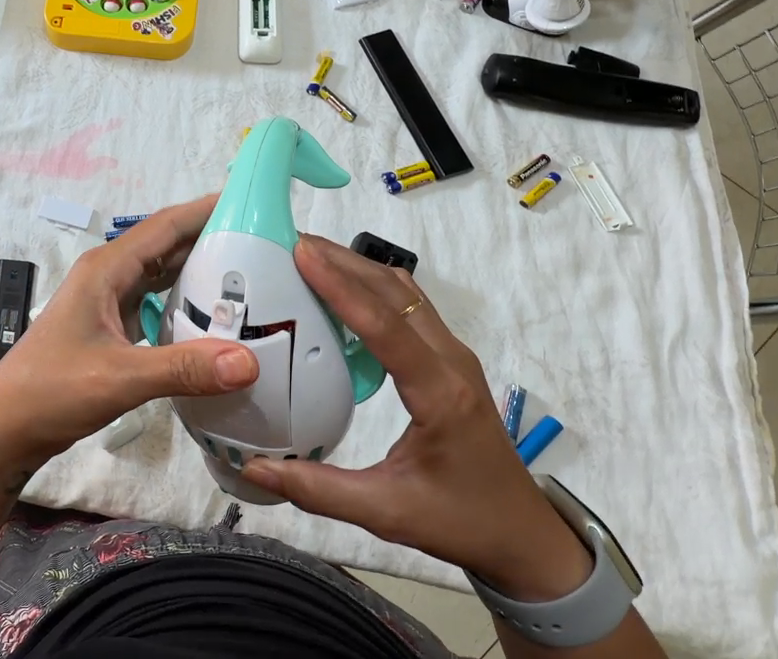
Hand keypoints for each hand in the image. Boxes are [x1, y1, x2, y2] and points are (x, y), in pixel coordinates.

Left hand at [0, 195, 258, 464]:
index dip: (206, 210)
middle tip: (268, 244)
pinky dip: (186, 306)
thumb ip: (182, 369)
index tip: (252, 201)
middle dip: (213, 239)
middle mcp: (108, 277)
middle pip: (167, 246)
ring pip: (162, 276)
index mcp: (106, 269)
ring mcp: (108, 302)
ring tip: (254, 277)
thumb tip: (250, 362)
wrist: (7, 425)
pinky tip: (215, 323)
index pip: (164, 226)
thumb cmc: (51, 390)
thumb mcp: (119, 377)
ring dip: (201, 273)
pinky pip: (157, 305)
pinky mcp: (111, 329)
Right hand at [242, 235, 591, 601]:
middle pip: (395, 292)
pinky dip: (370, 286)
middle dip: (343, 260)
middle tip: (290, 242)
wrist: (524, 536)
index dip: (340, 285)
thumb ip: (319, 490)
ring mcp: (453, 356)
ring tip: (308, 255)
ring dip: (358, 267)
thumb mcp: (388, 513)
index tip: (300, 253)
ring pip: (403, 292)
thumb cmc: (461, 521)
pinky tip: (337, 291)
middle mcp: (451, 362)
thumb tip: (253, 468)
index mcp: (439, 393)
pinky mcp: (447, 359)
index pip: (384, 324)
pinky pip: (407, 306)